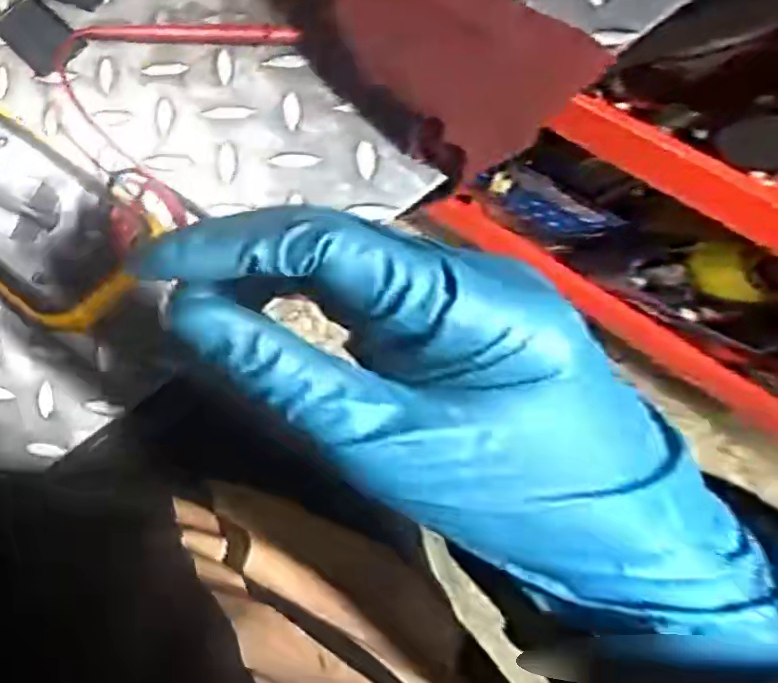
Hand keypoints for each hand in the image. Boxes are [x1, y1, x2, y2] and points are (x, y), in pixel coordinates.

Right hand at [136, 207, 777, 637]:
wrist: (623, 544)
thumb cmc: (506, 498)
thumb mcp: (376, 442)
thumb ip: (271, 369)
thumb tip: (179, 310)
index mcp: (465, 297)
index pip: (319, 240)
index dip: (225, 244)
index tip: (153, 265)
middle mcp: (456, 266)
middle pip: (315, 232)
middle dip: (227, 249)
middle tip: (158, 274)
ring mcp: (446, 278)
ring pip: (319, 246)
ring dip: (247, 264)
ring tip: (193, 292)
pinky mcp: (431, 299)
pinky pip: (335, 272)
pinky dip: (276, 282)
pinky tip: (245, 302)